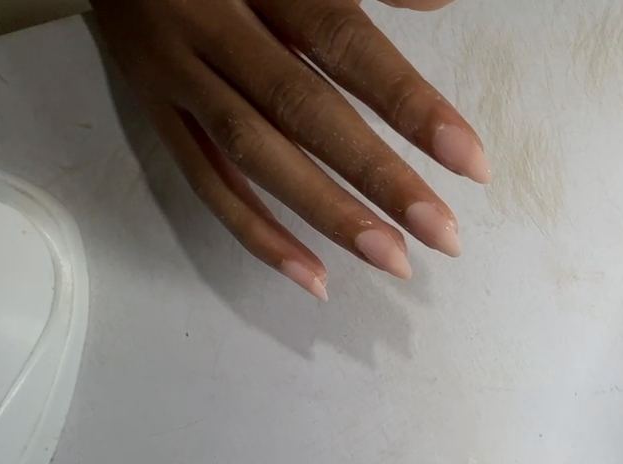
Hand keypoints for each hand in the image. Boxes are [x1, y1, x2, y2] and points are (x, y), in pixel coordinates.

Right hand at [92, 0, 489, 298]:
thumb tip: (442, 0)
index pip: (344, 43)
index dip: (411, 107)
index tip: (474, 166)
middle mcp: (206, 18)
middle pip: (302, 108)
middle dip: (379, 178)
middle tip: (444, 236)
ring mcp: (169, 66)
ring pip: (253, 151)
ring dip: (328, 215)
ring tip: (395, 261)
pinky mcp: (148, 104)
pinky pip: (202, 179)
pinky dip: (258, 234)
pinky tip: (316, 278)